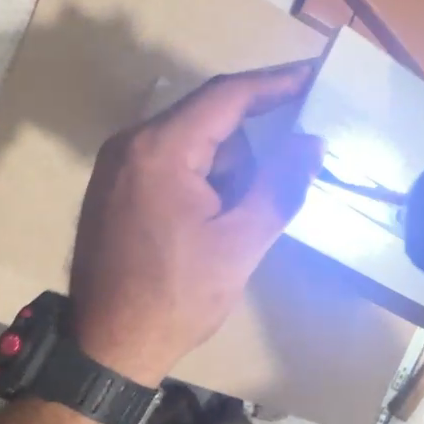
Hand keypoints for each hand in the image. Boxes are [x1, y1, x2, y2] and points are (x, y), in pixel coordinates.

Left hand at [68, 64, 322, 385]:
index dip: (275, 84)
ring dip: (224, 177)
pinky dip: (200, 186)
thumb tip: (312, 143)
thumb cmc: (177, 296)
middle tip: (268, 198)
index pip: (227, 96)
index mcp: (160, 149)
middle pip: (208, 123)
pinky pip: (169, 168)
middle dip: (248, 155)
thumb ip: (281, 185)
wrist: (109, 346)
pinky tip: (209, 230)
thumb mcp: (241, 242)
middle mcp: (130, 144)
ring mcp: (116, 168)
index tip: (313, 77)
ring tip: (231, 231)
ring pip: (190, 149)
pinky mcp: (113, 191)